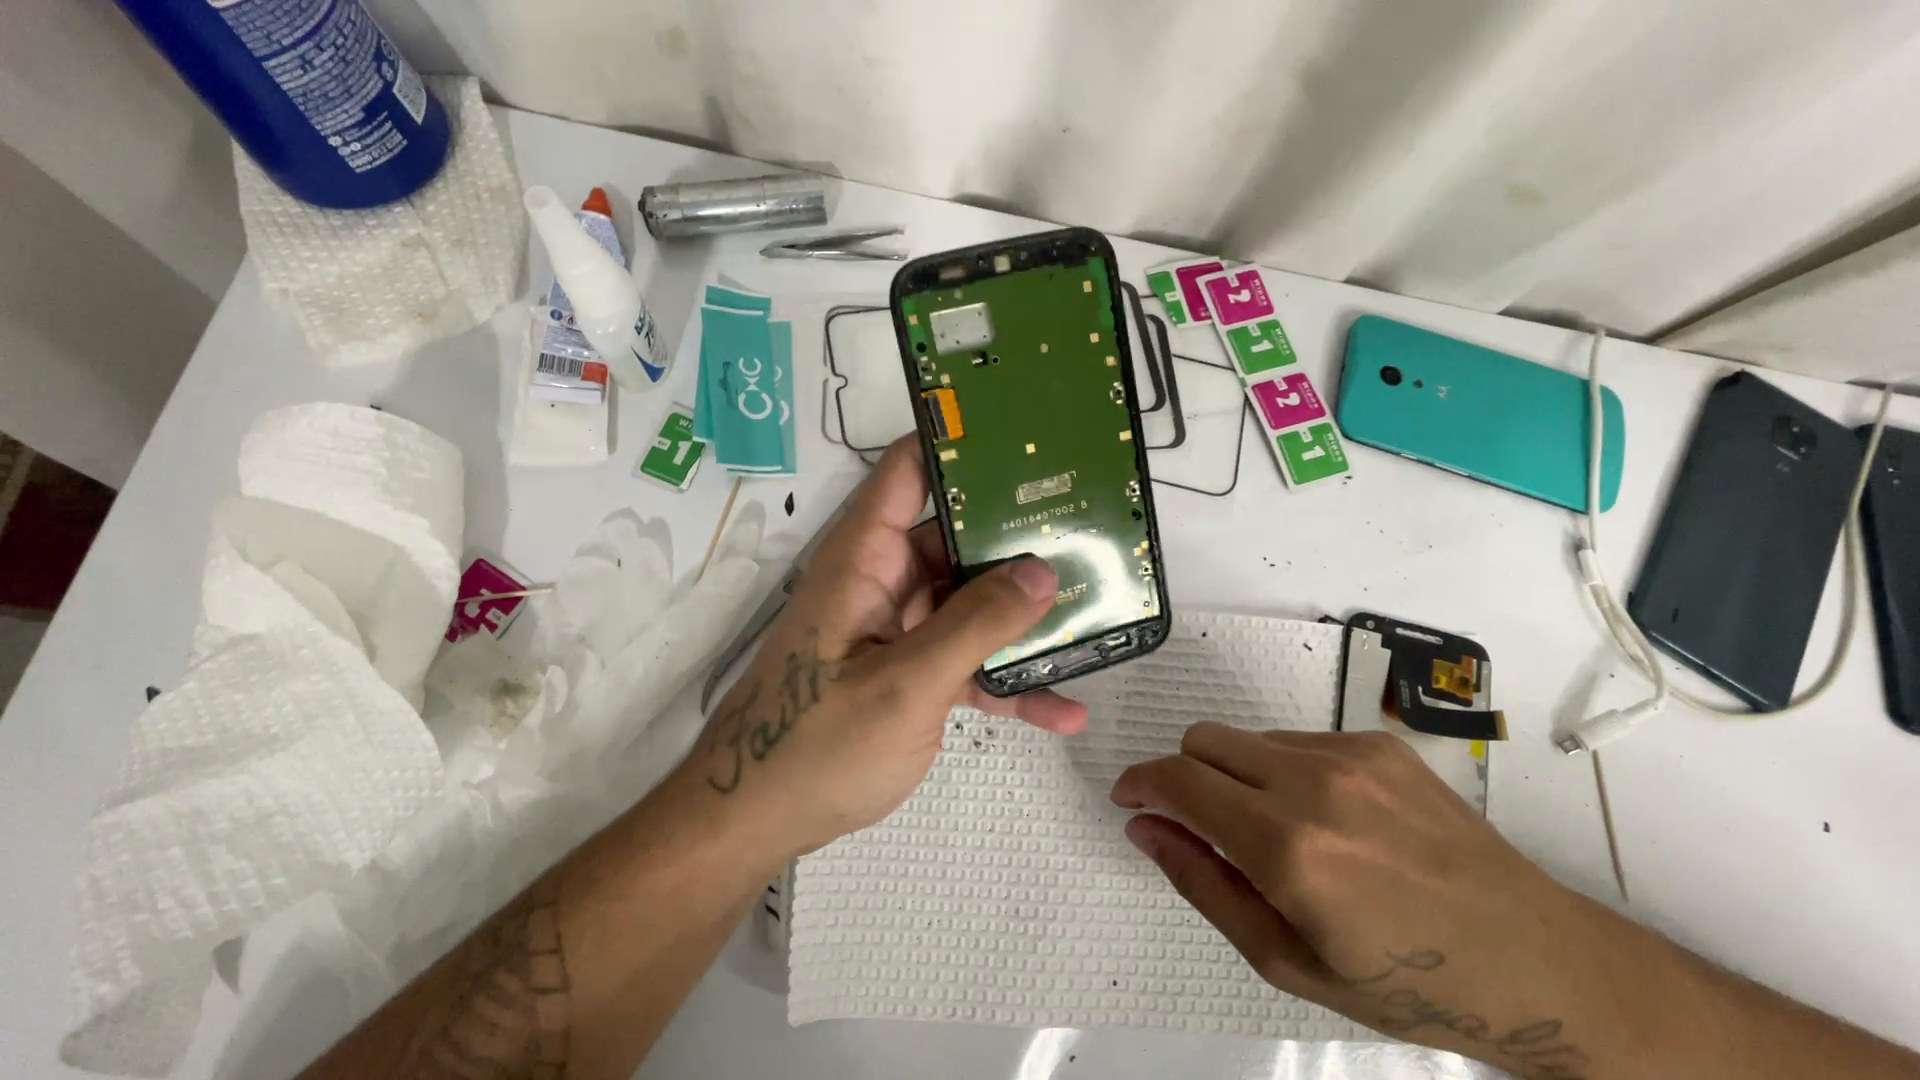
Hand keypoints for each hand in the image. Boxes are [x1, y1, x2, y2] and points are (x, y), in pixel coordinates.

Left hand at [683, 437, 1087, 866]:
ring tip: (1098, 612)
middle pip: (956, 539)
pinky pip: (966, 663)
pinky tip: (1063, 712)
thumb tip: (1043, 571)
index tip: (1025, 430)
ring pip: (970, 603)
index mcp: (865, 560)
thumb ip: (976, 626)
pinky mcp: (908, 676)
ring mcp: (897, 631)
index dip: (957, 442)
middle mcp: (882, 583)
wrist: (755, 822)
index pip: (907, 472)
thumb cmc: (817, 744)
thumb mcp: (905, 684)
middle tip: (1094, 523)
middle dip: (1019, 535)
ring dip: (1025, 616)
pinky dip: (1006, 681)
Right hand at [1113, 726, 1621, 1077]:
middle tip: (1199, 827)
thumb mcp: (1285, 959)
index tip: (1130, 801)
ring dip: (1234, 774)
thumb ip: (1202, 884)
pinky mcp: (1382, 744)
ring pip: (1248, 737)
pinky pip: (1297, 739)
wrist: (1534, 961)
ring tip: (1275, 833)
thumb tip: (1144, 828)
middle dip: (1182, 776)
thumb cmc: (1404, 983)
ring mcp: (1352, 755)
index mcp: (1286, 846)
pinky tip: (1326, 820)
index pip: (1178, 779)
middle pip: (1202, 739)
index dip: (1139, 783)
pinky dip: (1283, 770)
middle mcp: (1314, 782)